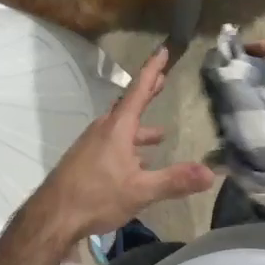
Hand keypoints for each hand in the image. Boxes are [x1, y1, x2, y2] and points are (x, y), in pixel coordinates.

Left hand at [29, 48, 216, 238]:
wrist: (54, 214)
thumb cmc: (97, 196)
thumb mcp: (141, 190)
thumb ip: (175, 180)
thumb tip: (210, 172)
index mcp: (118, 127)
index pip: (139, 90)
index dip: (152, 70)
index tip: (162, 50)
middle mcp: (105, 128)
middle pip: (130, 105)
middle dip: (147, 93)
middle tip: (163, 78)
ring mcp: (93, 143)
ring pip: (122, 127)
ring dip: (141, 127)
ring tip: (159, 134)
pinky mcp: (87, 158)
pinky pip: (114, 142)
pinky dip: (130, 145)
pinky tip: (137, 163)